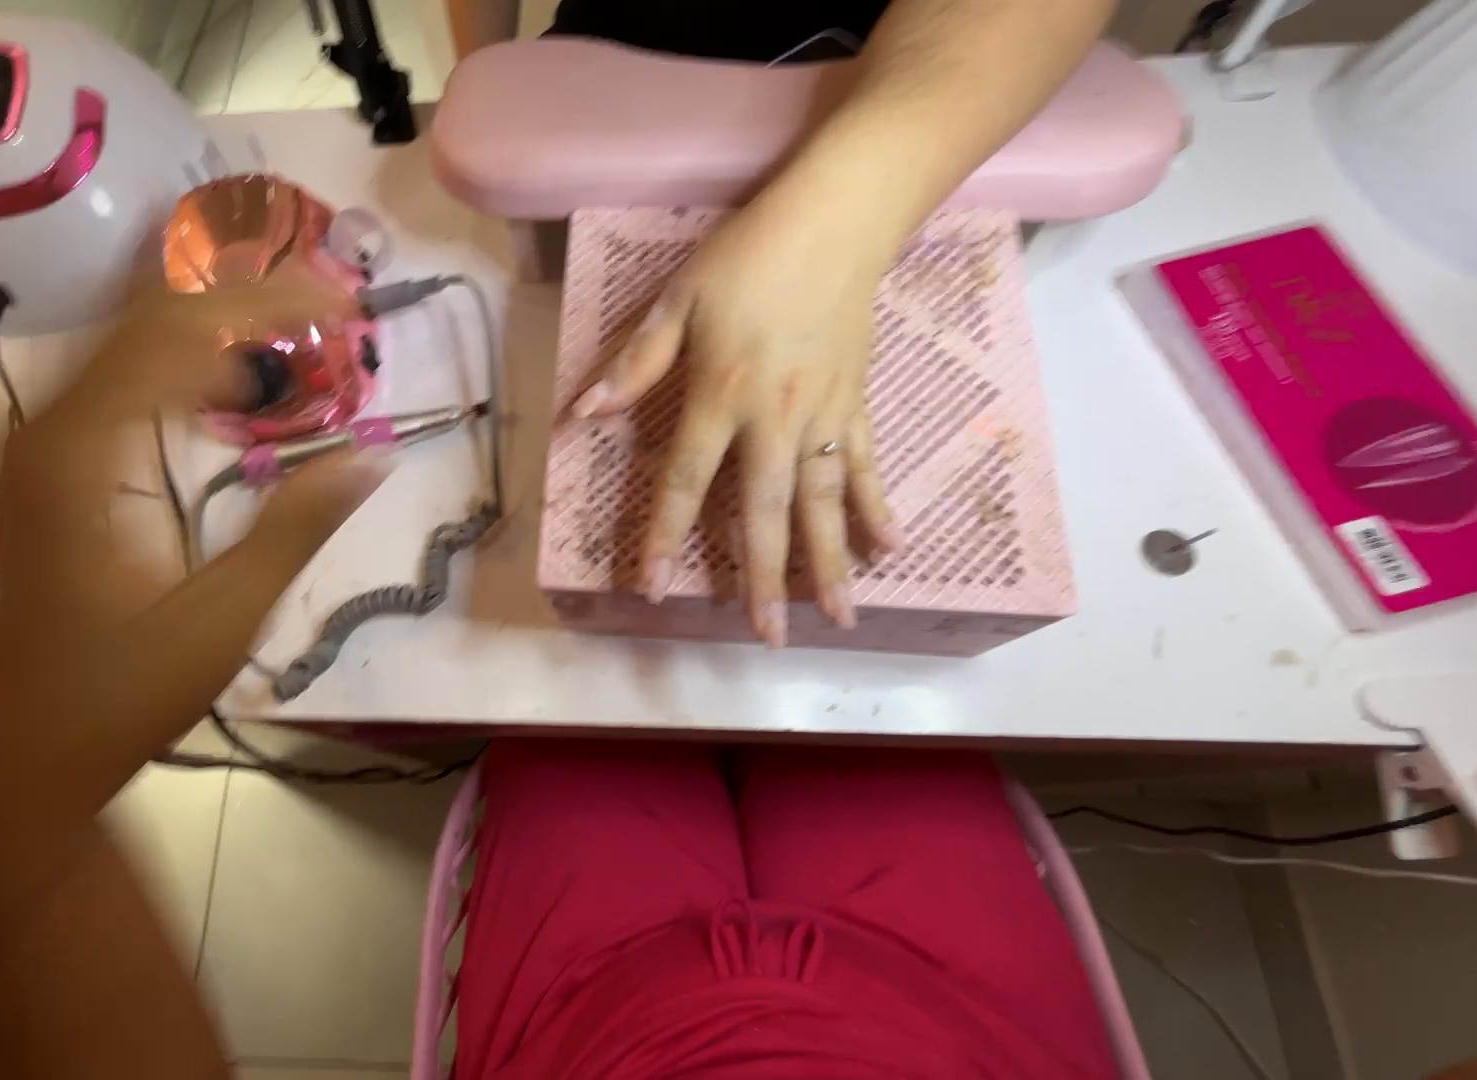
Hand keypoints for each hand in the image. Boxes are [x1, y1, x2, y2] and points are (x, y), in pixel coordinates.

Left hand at [0, 286, 384, 772]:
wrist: (35, 758)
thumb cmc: (128, 691)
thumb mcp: (228, 613)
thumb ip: (298, 524)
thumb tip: (379, 453)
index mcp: (86, 455)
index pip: (177, 334)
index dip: (266, 304)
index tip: (345, 303)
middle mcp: (52, 432)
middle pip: (152, 325)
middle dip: (249, 307)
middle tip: (336, 313)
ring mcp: (47, 451)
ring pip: (138, 352)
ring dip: (225, 337)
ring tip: (308, 343)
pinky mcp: (60, 474)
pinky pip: (130, 393)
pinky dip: (196, 379)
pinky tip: (247, 399)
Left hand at [571, 198, 902, 647]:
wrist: (838, 219)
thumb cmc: (750, 256)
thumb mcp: (678, 299)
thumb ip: (636, 364)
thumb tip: (586, 415)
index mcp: (722, 395)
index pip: (687, 481)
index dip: (666, 536)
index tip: (656, 589)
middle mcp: (776, 420)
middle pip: (764, 512)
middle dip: (763, 578)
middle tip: (768, 636)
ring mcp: (824, 417)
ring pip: (824, 503)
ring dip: (829, 562)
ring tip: (838, 617)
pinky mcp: (857, 404)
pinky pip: (867, 464)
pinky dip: (877, 506)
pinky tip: (890, 548)